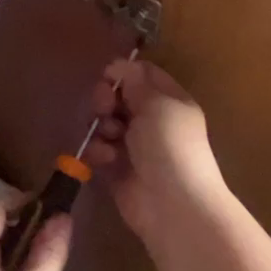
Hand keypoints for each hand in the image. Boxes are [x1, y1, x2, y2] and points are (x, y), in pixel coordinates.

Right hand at [84, 59, 230, 237]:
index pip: (143, 76)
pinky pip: (98, 151)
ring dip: (101, 126)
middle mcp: (151, 121)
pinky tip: (105, 159)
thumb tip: (119, 65)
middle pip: (118, 98)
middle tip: (105, 108)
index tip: (107, 77)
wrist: (172, 204)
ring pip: (104, 123)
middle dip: (106, 99)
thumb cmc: (170, 146)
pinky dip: (98, 152)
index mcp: (169, 101)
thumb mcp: (158, 104)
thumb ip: (136, 82)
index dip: (123, 73)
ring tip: (109, 137)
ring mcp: (133, 146)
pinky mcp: (116, 169)